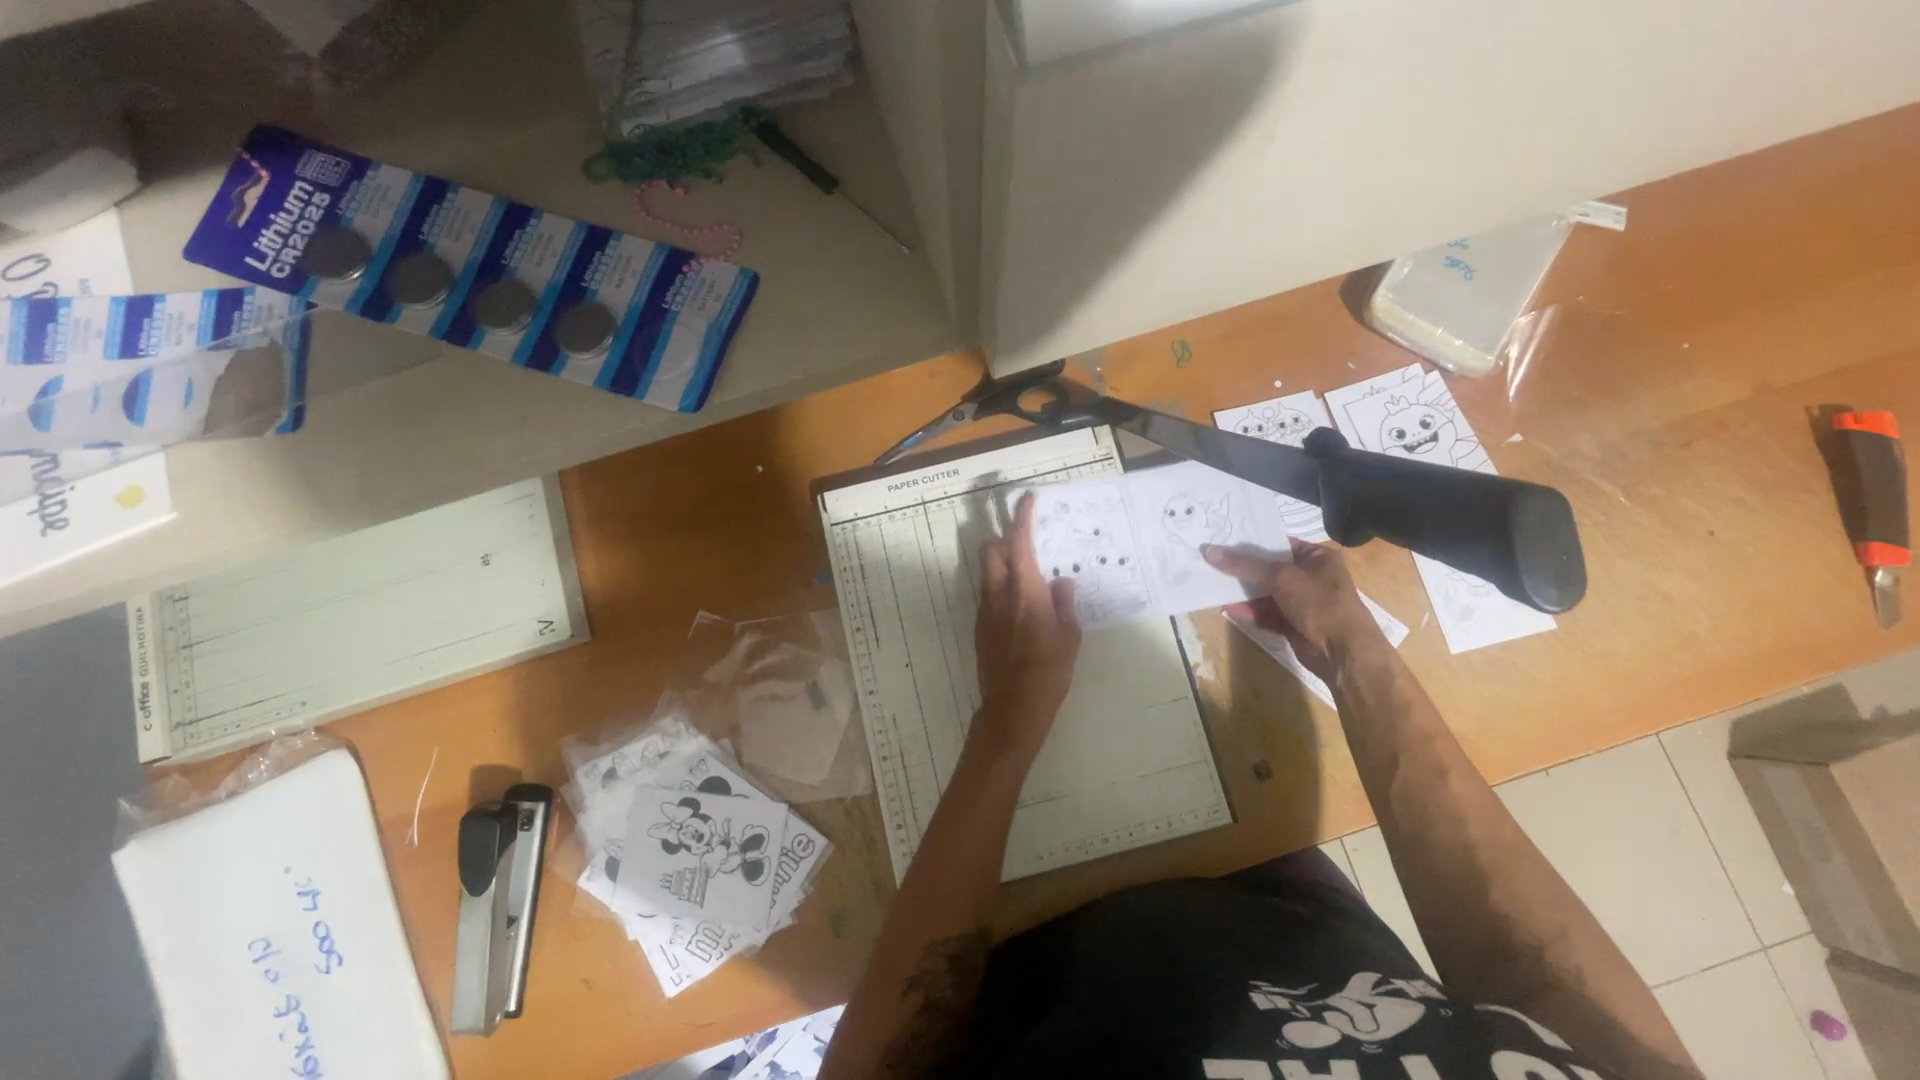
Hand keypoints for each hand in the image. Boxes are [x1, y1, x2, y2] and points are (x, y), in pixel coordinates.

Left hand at [971, 494, 1082, 763]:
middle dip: (1005, 540)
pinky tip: (1021, 610)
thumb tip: (1062, 582)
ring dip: (1002, 565)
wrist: (1012, 709)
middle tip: (1027, 547)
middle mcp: (999, 595)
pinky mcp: (980, 628)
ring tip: (1028, 581)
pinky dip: (1001, 589)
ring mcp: (985, 611)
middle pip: (990, 550)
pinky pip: (989, 595)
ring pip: (987, 573)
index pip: (1019, 543)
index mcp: (1026, 592)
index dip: (1022, 518)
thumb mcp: (1069, 637)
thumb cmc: (1049, 673)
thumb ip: (1064, 604)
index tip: (1027, 500)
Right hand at [1208, 538, 1383, 681]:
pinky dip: (1249, 611)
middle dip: (1242, 569)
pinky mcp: (1292, 624)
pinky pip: (1266, 614)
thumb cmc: (1319, 603)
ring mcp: (1301, 602)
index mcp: (1316, 557)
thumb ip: (1244, 565)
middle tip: (1210, 561)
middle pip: (1269, 569)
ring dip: (1243, 592)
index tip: (1222, 539)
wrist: (1343, 651)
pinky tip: (1227, 608)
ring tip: (1213, 585)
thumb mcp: (1281, 577)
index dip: (1251, 542)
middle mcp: (1309, 576)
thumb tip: (1210, 551)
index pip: (1279, 544)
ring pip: (1265, 593)